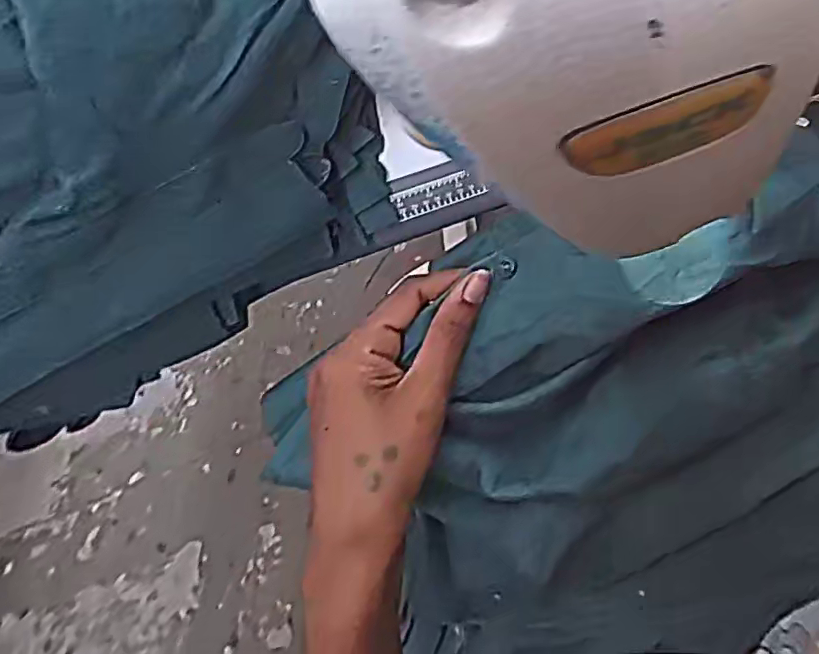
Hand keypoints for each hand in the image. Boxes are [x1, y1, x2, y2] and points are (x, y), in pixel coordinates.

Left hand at [306, 268, 489, 558]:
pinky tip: (436, 360)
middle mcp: (334, 362)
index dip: (446, 282)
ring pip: (391, 337)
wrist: (356, 539)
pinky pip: (384, 360)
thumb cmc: (387, 469)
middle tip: (479, 300)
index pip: (405, 296)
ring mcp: (336, 384)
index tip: (483, 279)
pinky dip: (414, 353)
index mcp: (348, 353)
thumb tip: (473, 284)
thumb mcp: (427, 392)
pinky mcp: (346, 403)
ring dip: (427, 329)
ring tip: (465, 326)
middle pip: (395, 314)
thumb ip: (450, 332)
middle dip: (438, 304)